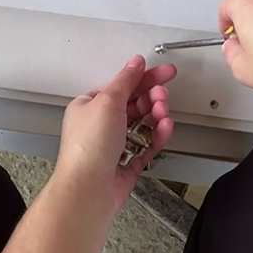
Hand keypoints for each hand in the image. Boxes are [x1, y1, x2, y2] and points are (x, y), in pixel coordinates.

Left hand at [47, 55, 176, 213]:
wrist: (88, 189)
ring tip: (163, 113)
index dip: (145, 77)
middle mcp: (101, 124)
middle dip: (152, 97)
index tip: (165, 72)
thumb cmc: (86, 149)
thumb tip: (135, 63)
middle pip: (135, 103)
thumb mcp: (107, 102)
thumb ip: (125, 80)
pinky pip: (148, 144)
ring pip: (144, 124)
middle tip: (163, 95)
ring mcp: (115, 144)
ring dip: (156, 115)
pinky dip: (158, 135)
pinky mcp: (128, 162)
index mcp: (90, 106)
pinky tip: (164, 128)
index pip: (122, 85)